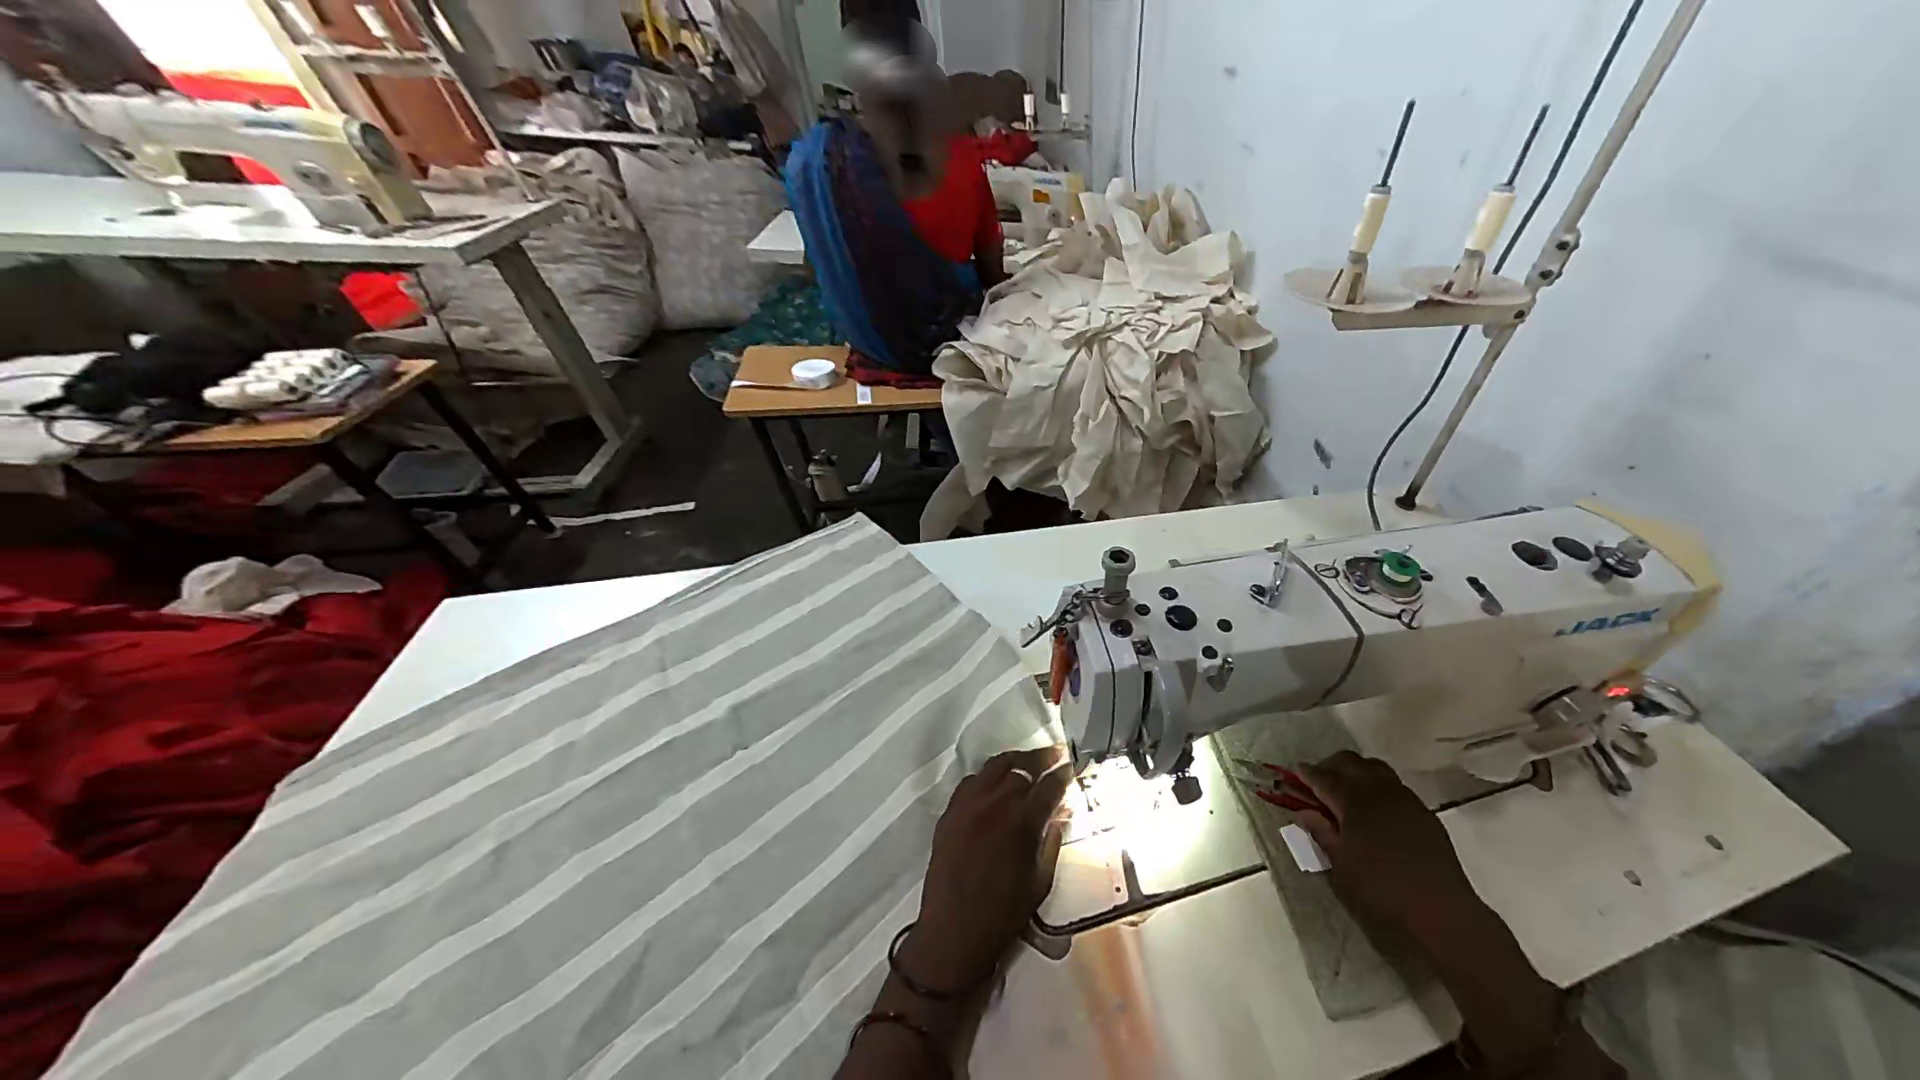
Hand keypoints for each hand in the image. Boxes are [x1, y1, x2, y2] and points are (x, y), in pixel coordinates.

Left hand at [903, 746, 1072, 991]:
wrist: (954, 930)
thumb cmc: (1004, 913)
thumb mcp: (1040, 880)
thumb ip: (1051, 840)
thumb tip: (1060, 813)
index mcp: (1022, 821)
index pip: (1049, 785)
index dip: (1063, 774)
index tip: (1072, 766)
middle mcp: (995, 803)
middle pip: (1022, 768)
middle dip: (1041, 761)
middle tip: (1055, 755)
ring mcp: (968, 804)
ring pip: (994, 767)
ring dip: (1015, 761)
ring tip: (1028, 761)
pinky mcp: (950, 811)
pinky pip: (971, 781)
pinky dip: (987, 777)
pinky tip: (995, 783)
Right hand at [1290, 751, 1482, 948]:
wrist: (1442, 915)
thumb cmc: (1381, 891)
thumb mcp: (1340, 865)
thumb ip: (1321, 832)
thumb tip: (1305, 812)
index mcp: (1354, 800)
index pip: (1323, 777)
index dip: (1305, 774)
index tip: (1293, 775)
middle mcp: (1379, 791)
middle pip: (1349, 762)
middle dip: (1329, 768)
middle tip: (1316, 786)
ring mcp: (1405, 800)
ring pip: (1374, 769)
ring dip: (1355, 774)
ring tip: (1344, 795)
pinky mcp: (1424, 814)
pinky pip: (1394, 787)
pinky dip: (1376, 788)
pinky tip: (1373, 812)